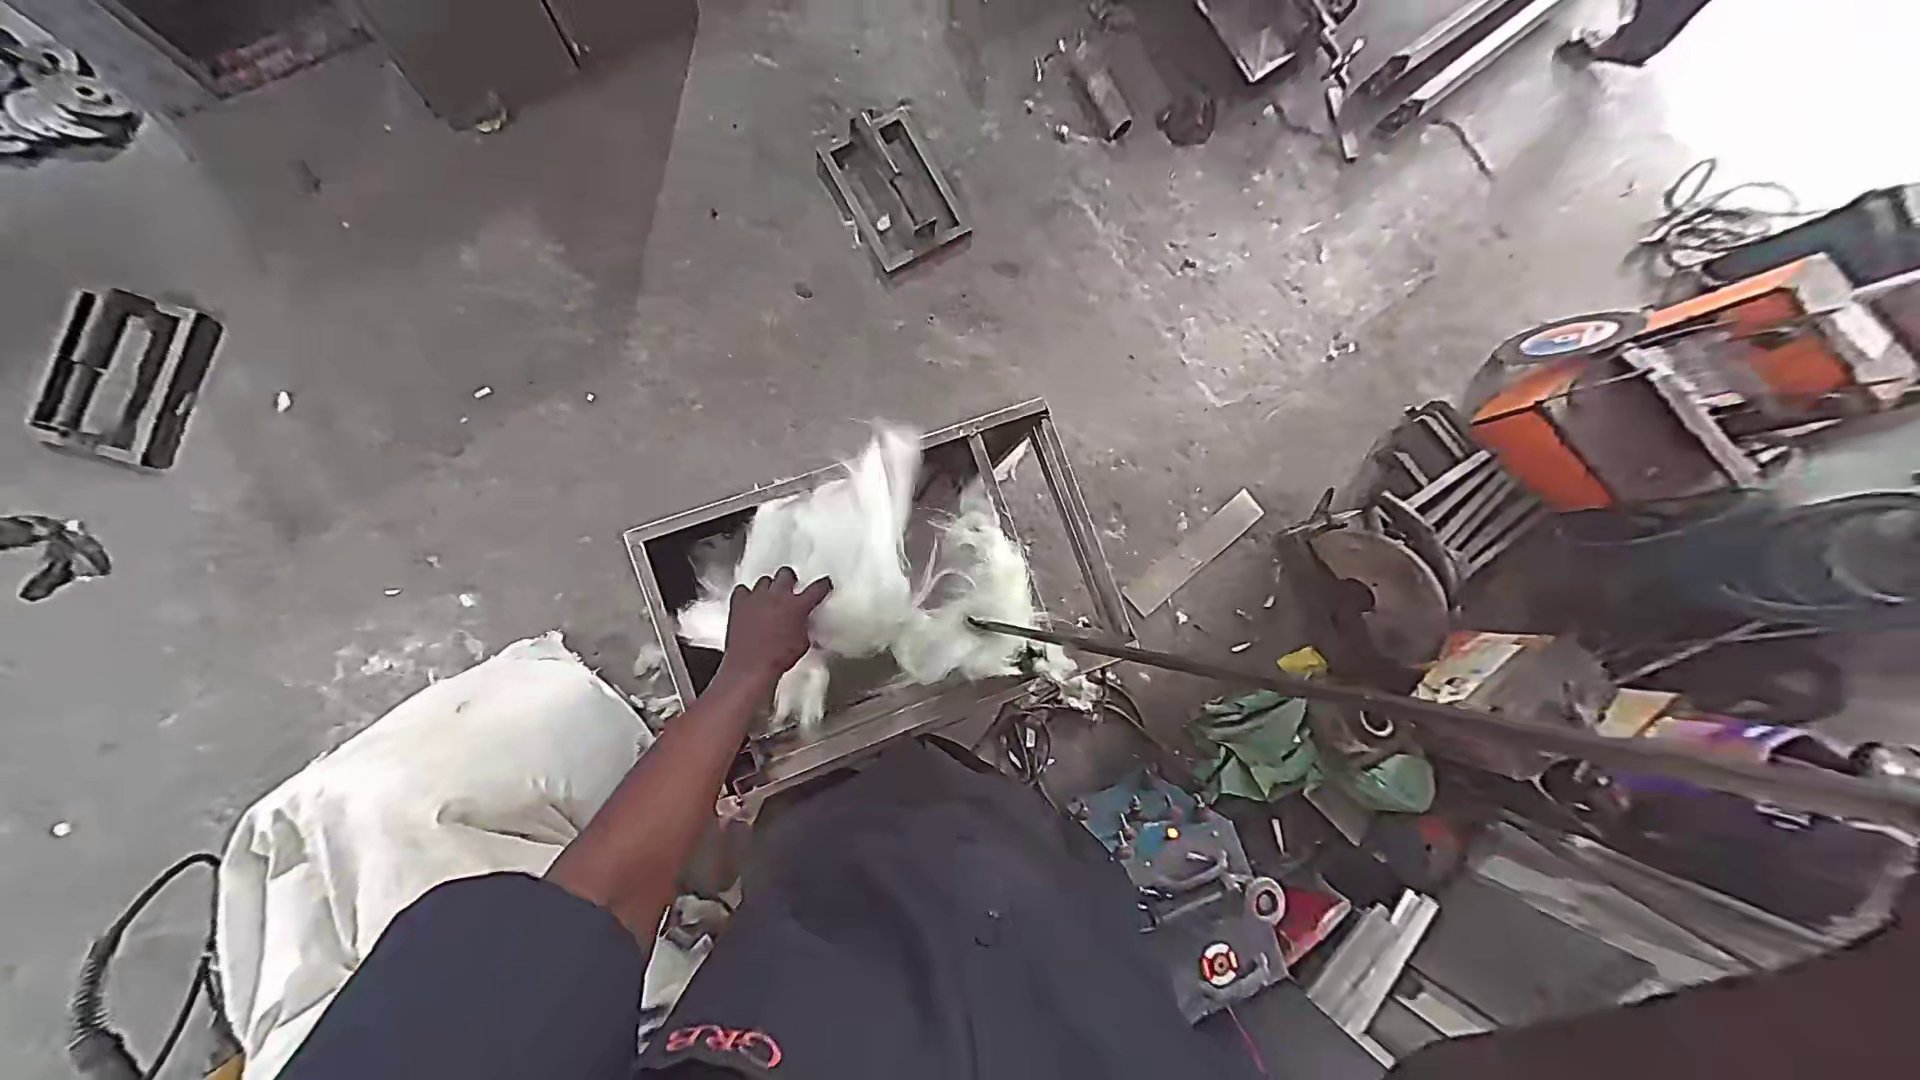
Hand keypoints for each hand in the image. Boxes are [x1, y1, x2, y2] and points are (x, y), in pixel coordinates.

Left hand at [718, 567, 831, 689]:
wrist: (751, 667)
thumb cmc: (777, 658)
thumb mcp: (803, 643)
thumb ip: (805, 626)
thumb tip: (804, 625)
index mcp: (798, 606)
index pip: (817, 588)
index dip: (823, 585)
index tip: (823, 585)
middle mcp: (778, 596)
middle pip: (786, 573)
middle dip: (790, 580)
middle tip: (791, 588)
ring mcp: (757, 598)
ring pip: (764, 580)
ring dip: (769, 587)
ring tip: (769, 598)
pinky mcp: (739, 604)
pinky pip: (742, 590)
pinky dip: (746, 594)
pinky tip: (750, 602)